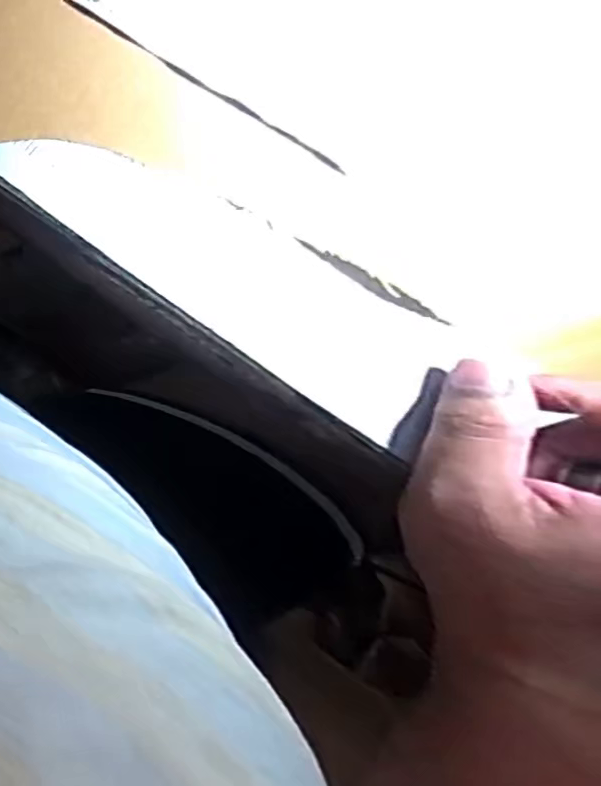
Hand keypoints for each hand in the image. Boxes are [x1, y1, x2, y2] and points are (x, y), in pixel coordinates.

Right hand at [402, 359, 600, 709]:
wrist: (543, 679)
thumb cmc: (498, 589)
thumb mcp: (460, 497)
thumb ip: (473, 428)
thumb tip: (483, 368)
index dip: (567, 394)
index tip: (506, 396)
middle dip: (573, 434)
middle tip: (508, 450)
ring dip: (582, 464)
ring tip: (523, 483)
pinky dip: (591, 495)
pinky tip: (553, 512)